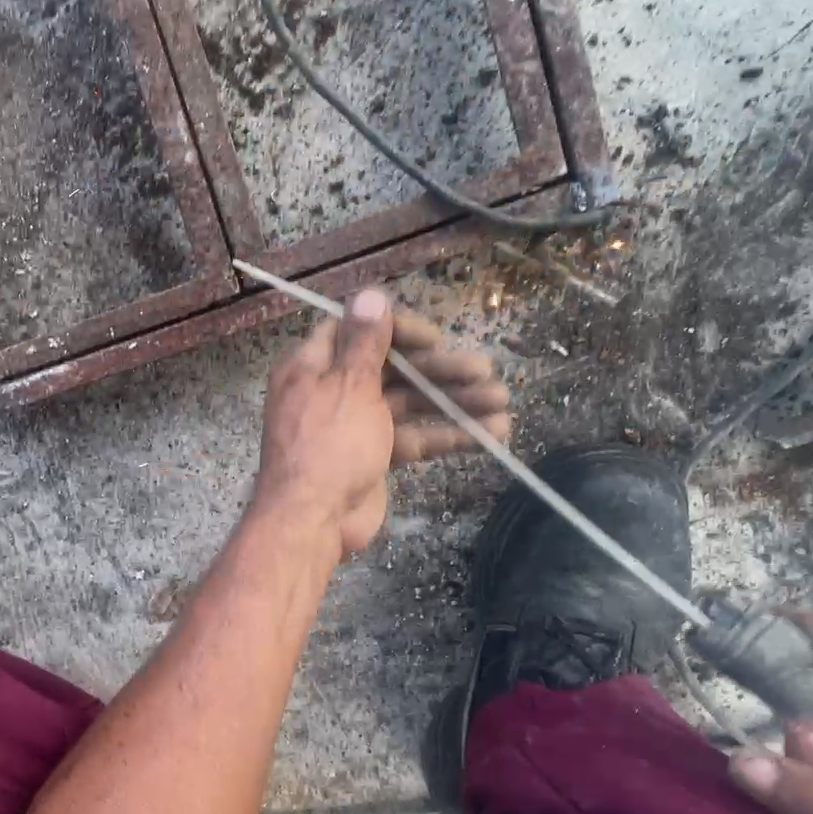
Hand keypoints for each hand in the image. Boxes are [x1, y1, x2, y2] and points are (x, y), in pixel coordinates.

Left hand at [252, 290, 512, 552]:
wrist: (310, 520)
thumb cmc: (326, 446)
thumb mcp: (348, 387)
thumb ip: (364, 343)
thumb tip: (368, 293)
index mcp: (312, 366)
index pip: (357, 331)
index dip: (397, 329)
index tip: (434, 337)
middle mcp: (330, 389)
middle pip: (391, 367)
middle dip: (439, 368)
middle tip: (485, 370)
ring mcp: (353, 424)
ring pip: (408, 402)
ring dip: (453, 400)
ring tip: (502, 400)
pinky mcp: (372, 455)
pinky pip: (413, 436)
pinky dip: (448, 434)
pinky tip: (493, 433)